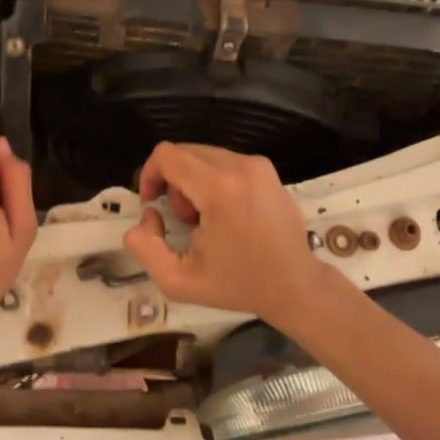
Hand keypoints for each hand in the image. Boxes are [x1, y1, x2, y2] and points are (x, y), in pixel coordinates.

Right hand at [122, 143, 330, 321]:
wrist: (295, 287)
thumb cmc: (238, 284)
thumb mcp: (177, 280)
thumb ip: (144, 246)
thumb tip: (149, 214)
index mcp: (219, 188)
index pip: (167, 155)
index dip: (149, 174)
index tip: (152, 203)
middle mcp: (240, 166)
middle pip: (184, 152)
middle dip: (172, 182)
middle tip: (183, 219)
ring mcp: (258, 165)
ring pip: (204, 155)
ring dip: (193, 181)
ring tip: (205, 219)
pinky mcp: (268, 169)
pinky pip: (225, 161)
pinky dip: (213, 180)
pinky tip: (225, 213)